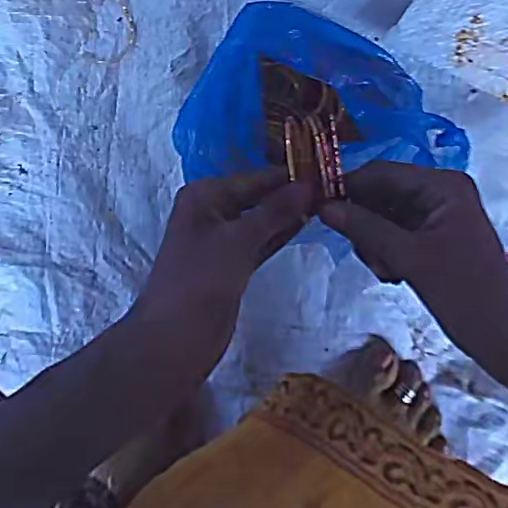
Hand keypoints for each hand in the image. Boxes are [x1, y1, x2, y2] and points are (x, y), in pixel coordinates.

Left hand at [134, 169, 313, 359]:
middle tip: (333, 185)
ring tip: (327, 201)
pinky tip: (307, 224)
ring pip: (262, 219)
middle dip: (290, 192)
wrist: (175, 339)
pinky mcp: (233, 264)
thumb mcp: (239, 240)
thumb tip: (308, 185)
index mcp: (204, 196)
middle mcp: (212, 211)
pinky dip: (281, 233)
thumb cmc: (200, 280)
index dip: (288, 174)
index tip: (325, 168)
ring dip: (289, 213)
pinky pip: (262, 240)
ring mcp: (222, 239)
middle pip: (258, 196)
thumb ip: (275, 211)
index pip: (253, 177)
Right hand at [322, 163, 507, 367]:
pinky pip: (396, 233)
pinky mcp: (435, 237)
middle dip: (366, 222)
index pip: (383, 172)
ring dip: (375, 242)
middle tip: (362, 253)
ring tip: (386, 271)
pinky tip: (393, 274)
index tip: (315, 205)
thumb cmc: (465, 294)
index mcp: (443, 185)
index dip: (349, 186)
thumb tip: (324, 207)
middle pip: (382, 194)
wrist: (505, 340)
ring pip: (385, 216)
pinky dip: (387, 251)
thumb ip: (366, 229)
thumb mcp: (411, 259)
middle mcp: (441, 191)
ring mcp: (438, 215)